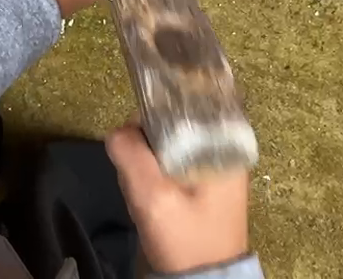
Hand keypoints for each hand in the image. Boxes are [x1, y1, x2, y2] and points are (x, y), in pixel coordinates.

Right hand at [106, 119, 250, 273]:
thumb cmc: (186, 241)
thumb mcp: (153, 197)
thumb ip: (130, 153)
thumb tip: (118, 132)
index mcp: (223, 145)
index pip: (180, 101)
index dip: (150, 116)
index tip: (136, 143)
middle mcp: (222, 147)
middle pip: (169, 119)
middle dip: (145, 142)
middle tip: (141, 175)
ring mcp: (212, 163)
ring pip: (164, 138)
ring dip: (146, 159)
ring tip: (147, 188)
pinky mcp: (201, 179)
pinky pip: (167, 157)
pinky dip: (152, 171)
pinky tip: (152, 192)